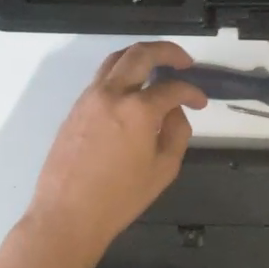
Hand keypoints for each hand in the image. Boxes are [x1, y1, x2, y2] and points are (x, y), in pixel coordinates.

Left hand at [22, 42, 206, 267]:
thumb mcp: (163, 169)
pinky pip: (102, 77)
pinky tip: (133, 90)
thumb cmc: (120, 198)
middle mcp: (112, 93)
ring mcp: (89, 97)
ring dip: (141, 56)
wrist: (67, 215)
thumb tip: (174, 111)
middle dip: (168, 51)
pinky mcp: (76, 107)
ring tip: (159, 66)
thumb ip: (177, 132)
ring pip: (117, 59)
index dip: (192, 92)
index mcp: (137, 109)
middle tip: (185, 62)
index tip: (201, 102)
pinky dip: (122, 73)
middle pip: (141, 53)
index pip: (173, 87)